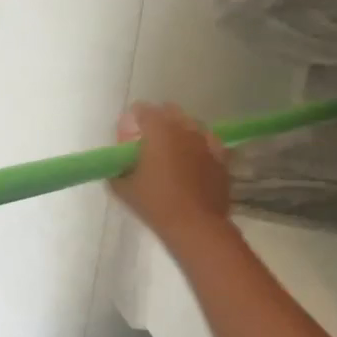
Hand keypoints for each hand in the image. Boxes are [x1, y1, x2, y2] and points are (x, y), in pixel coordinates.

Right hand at [110, 101, 232, 238]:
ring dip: (181, 130)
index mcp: (157, 130)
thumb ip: (116, 169)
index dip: (134, 118)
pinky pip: (209, 141)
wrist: (196, 227)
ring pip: (191, 124)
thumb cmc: (156, 204)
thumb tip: (115, 164)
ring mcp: (205, 142)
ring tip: (175, 149)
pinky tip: (196, 158)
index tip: (129, 134)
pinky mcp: (221, 158)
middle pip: (169, 110)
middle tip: (150, 140)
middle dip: (159, 120)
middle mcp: (182, 129)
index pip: (142, 109)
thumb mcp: (123, 188)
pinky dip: (201, 145)